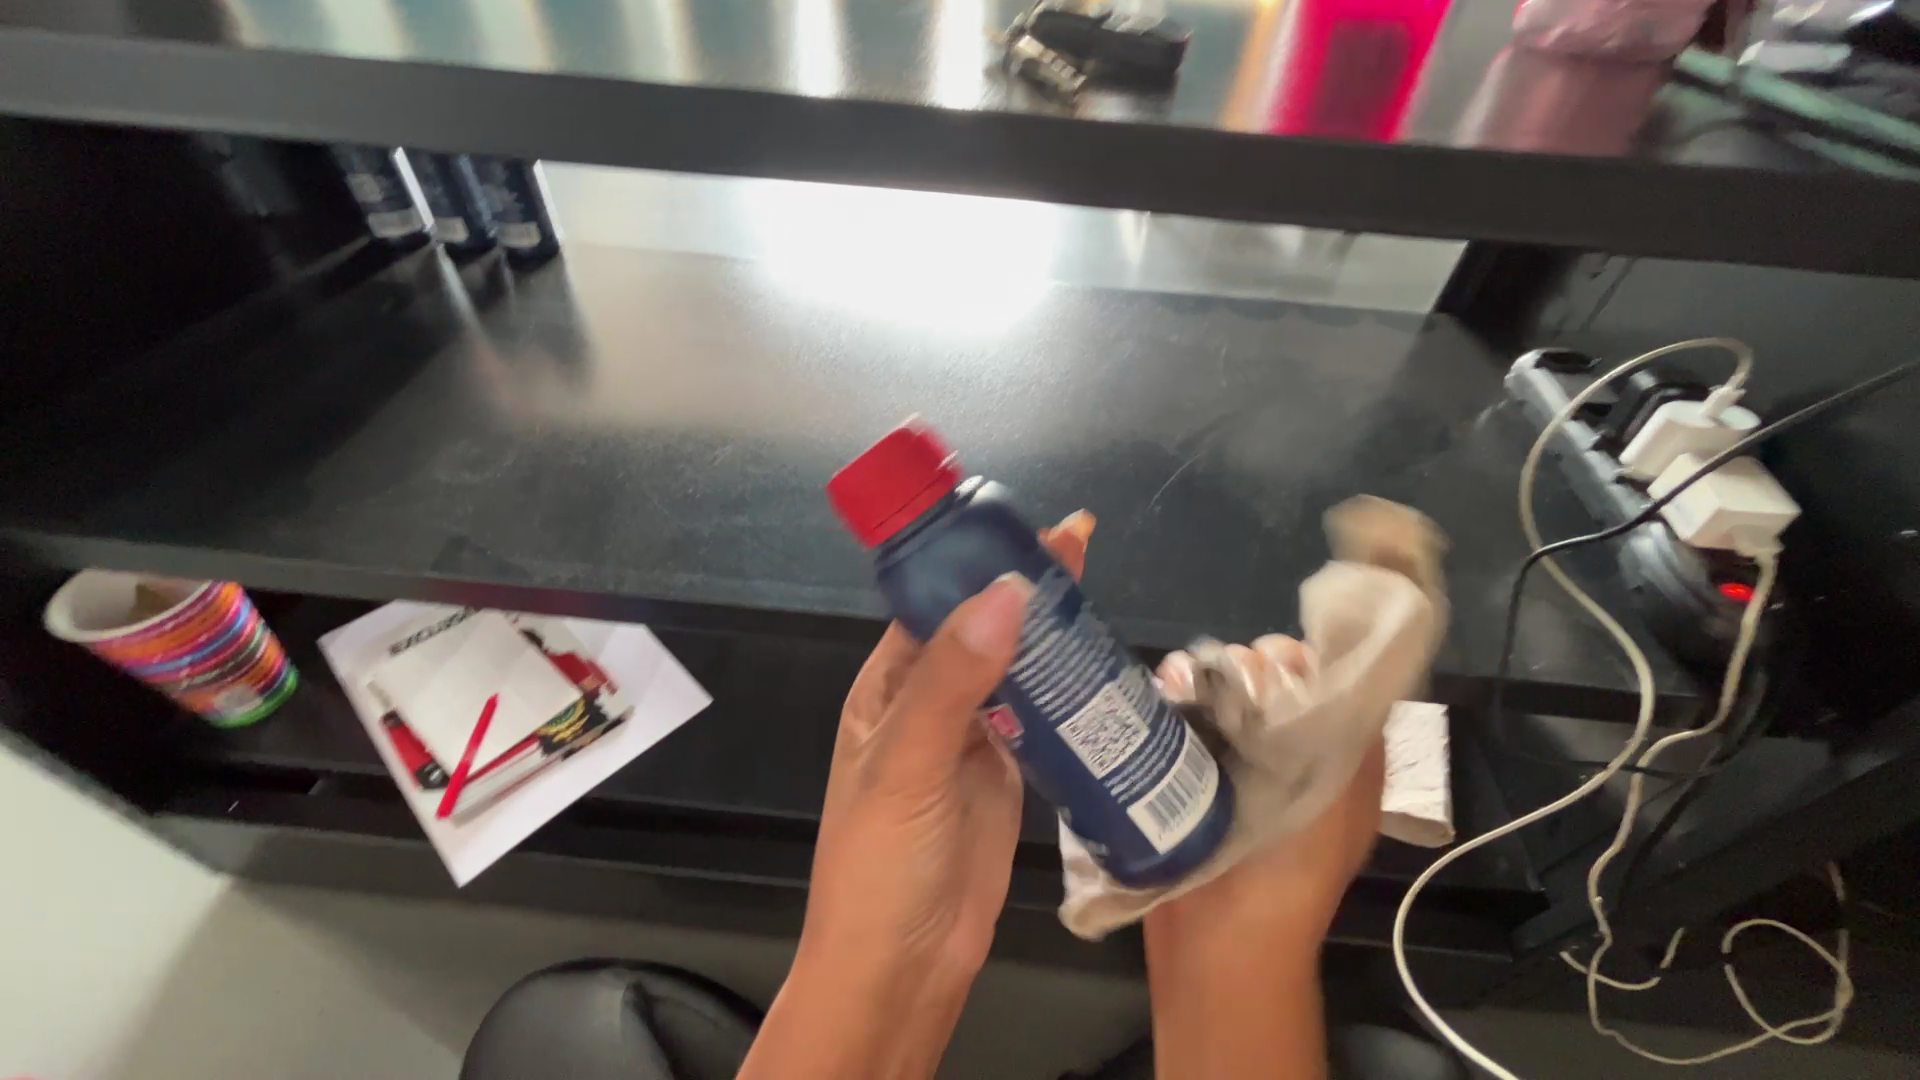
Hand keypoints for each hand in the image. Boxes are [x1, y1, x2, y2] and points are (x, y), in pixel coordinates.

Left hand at [743, 512, 1093, 1078]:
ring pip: (1017, 666)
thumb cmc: (881, 865)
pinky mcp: (1011, 770)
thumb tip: (1008, 593)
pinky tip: (1102, 663)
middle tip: (1080, 542)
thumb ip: (952, 682)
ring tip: (1097, 588)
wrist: (903, 968)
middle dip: (1026, 585)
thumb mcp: (906, 765)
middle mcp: (931, 698)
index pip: (934, 601)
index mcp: (890, 683)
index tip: (1027, 527)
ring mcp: (974, 734)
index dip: (977, 562)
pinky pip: (1043, 714)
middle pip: (983, 625)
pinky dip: (1070, 689)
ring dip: (1052, 632)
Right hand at [1143, 638, 1383, 1079]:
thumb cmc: (1291, 867)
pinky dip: (1168, 688)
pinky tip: (1165, 690)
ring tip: (1187, 687)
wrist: (1221, 934)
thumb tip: (1318, 657)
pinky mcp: (1176, 759)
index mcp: (1327, 750)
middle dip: (1242, 665)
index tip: (1275, 668)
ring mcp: (1223, 750)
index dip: (1295, 659)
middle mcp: (1276, 744)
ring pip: (1212, 683)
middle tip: (1231, 687)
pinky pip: (1172, 704)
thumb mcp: (1343, 796)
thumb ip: (1345, 724)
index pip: (1314, 675)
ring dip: (1200, 673)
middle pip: (1258, 672)